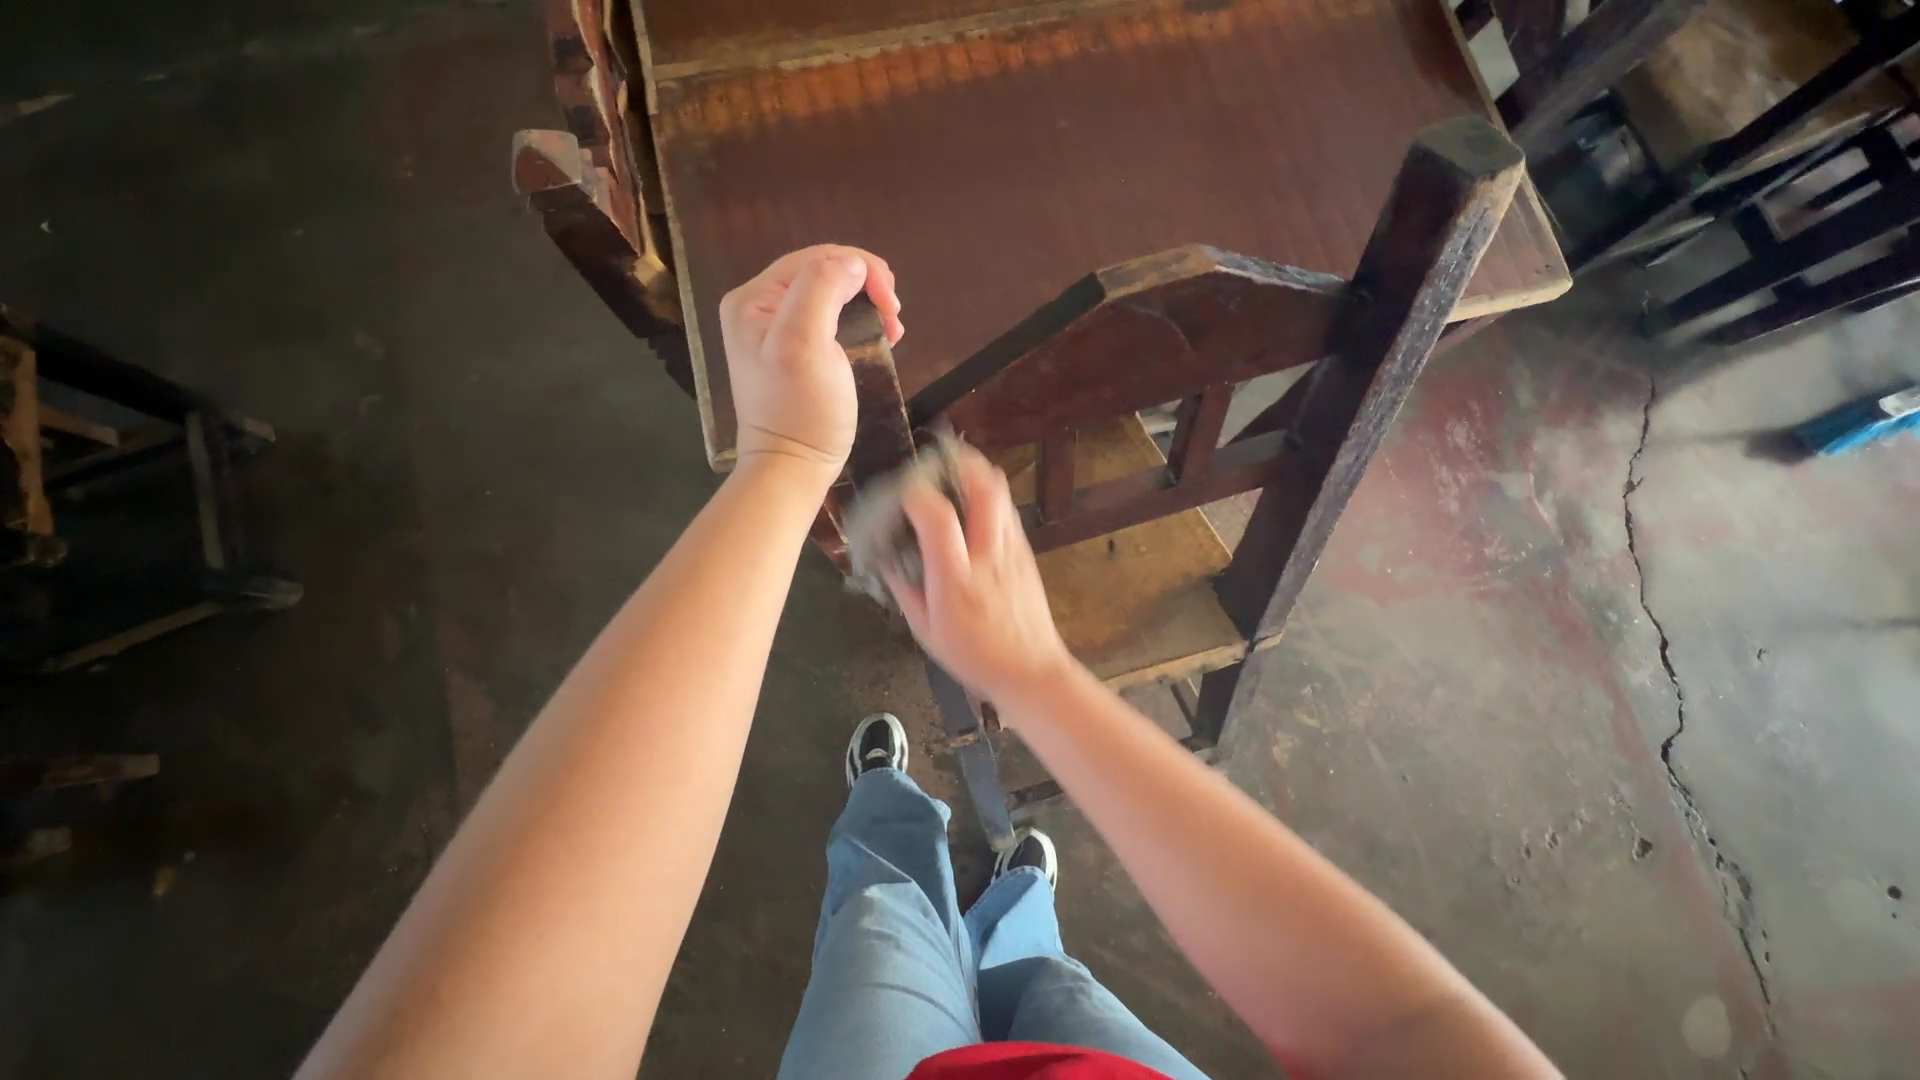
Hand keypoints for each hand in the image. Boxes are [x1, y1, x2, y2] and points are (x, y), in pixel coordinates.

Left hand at [718, 245, 904, 482]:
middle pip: (823, 272)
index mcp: (754, 298)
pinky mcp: (795, 353)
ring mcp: (776, 331)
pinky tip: (879, 336)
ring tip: (892, 327)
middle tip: (895, 315)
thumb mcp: (805, 343)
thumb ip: (822, 290)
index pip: (815, 258)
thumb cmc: (801, 411)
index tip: (892, 303)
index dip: (861, 269)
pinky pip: (832, 320)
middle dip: (866, 285)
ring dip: (867, 302)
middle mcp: (760, 308)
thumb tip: (853, 264)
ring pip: (831, 294)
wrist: (792, 468)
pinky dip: (860, 321)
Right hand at [883, 444, 1074, 709]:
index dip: (917, 493)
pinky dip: (989, 496)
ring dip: (977, 474)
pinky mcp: (1027, 552)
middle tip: (937, 460)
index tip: (904, 492)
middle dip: (959, 463)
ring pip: (1001, 492)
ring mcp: (1013, 550)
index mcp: (956, 577)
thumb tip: (887, 558)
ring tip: (954, 475)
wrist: (1031, 672)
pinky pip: (1008, 510)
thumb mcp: (924, 629)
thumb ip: (903, 588)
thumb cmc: (973, 655)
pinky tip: (974, 508)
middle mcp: (988, 555)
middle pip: (984, 487)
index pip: (938, 516)